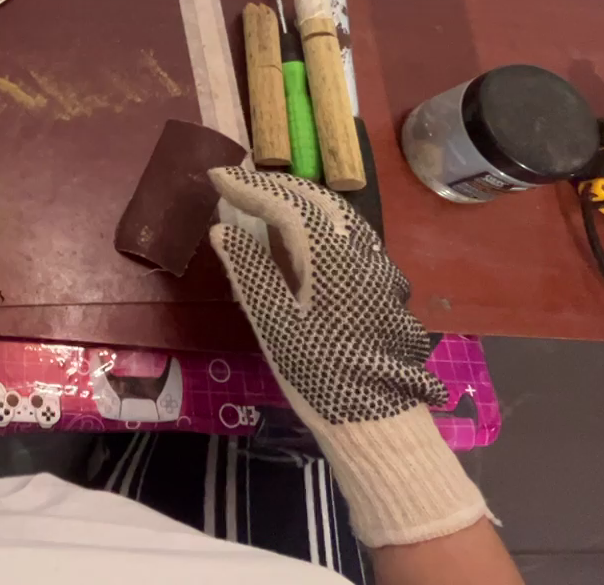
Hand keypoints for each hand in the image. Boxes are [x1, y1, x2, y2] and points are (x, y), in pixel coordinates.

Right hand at [209, 167, 487, 547]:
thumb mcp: (275, 324)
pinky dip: (320, 219)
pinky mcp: (386, 287)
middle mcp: (362, 253)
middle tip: (238, 182)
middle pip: (317, 200)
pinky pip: (352, 235)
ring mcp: (380, 269)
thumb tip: (224, 230)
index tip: (217, 176)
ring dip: (300, 198)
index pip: (287, 204)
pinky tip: (308, 234)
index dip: (249, 187)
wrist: (382, 427)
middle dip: (275, 185)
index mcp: (332, 258)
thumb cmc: (321, 374)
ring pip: (340, 215)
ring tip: (267, 198)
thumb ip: (250, 270)